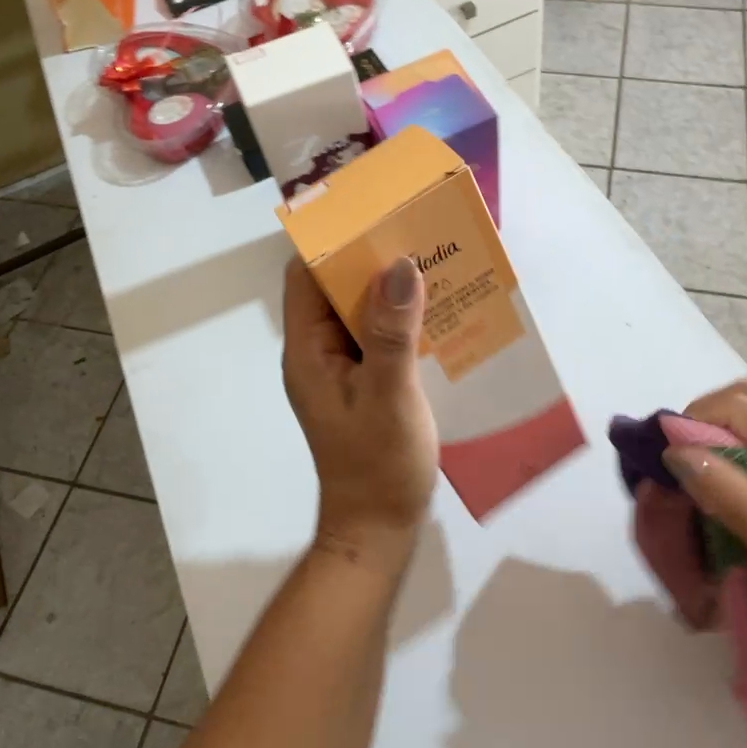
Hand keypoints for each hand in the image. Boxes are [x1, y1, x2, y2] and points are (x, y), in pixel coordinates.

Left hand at [281, 257, 438, 566]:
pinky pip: (380, 339)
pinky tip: (441, 313)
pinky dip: (405, 322)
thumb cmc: (377, 465)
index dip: (332, 243)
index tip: (372, 216)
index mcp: (308, 351)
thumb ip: (392, 331)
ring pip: (362, 314)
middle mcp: (319, 354)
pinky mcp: (367, 385)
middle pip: (336, 291)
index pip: (306, 278)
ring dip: (393, 292)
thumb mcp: (389, 395)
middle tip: (417, 233)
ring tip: (435, 262)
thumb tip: (399, 264)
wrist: (378, 531)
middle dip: (372, 262)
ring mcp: (343, 371)